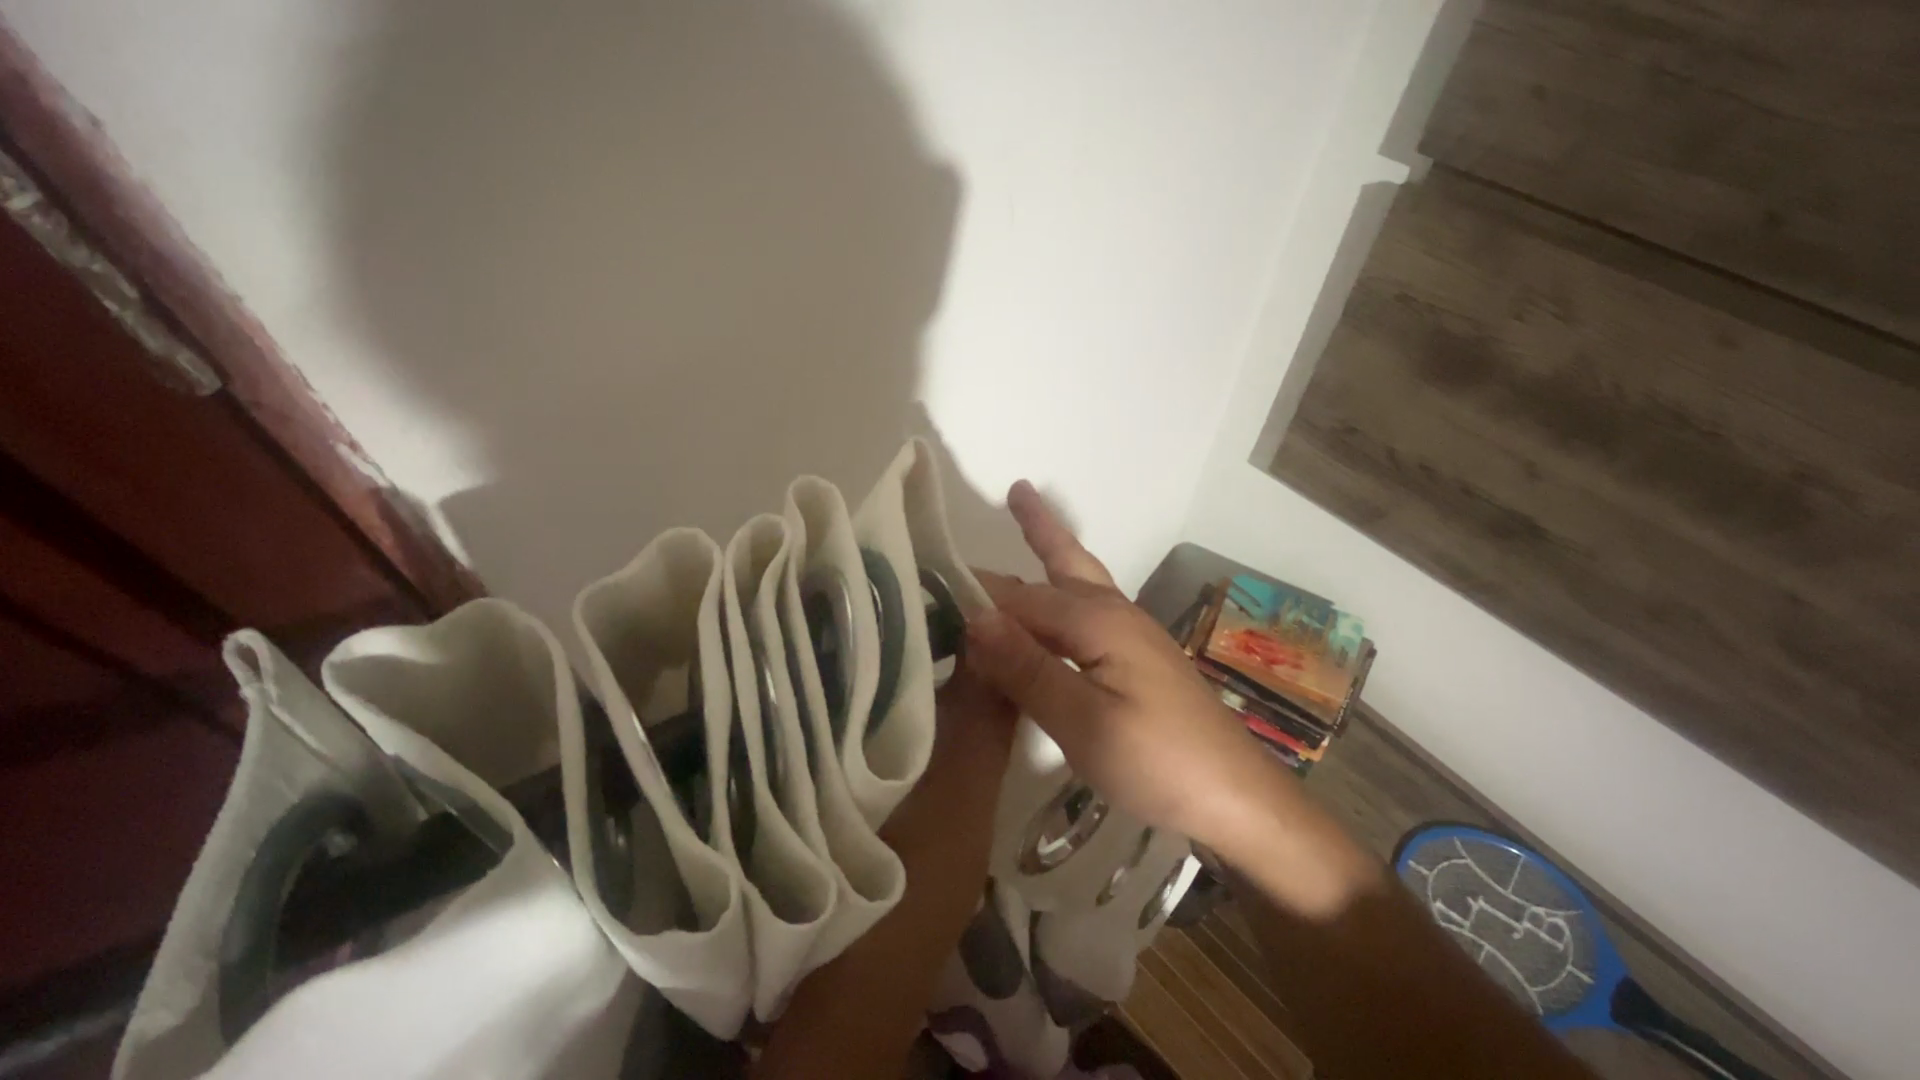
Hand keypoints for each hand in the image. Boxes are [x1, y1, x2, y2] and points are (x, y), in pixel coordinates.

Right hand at [963, 481, 1293, 851]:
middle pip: (1065, 563)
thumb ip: (1029, 669)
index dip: (975, 596)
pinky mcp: (1137, 661)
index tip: (930, 590)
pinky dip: (1063, 593)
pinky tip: (1054, 610)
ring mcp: (1131, 636)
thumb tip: (974, 617)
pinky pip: (1088, 610)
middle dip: (1038, 529)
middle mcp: (1114, 614)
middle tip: (1014, 491)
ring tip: (1030, 518)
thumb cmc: (1156, 762)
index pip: (1018, 597)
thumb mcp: (1084, 722)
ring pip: (1080, 580)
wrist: (1234, 797)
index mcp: (1097, 621)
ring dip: (1053, 551)